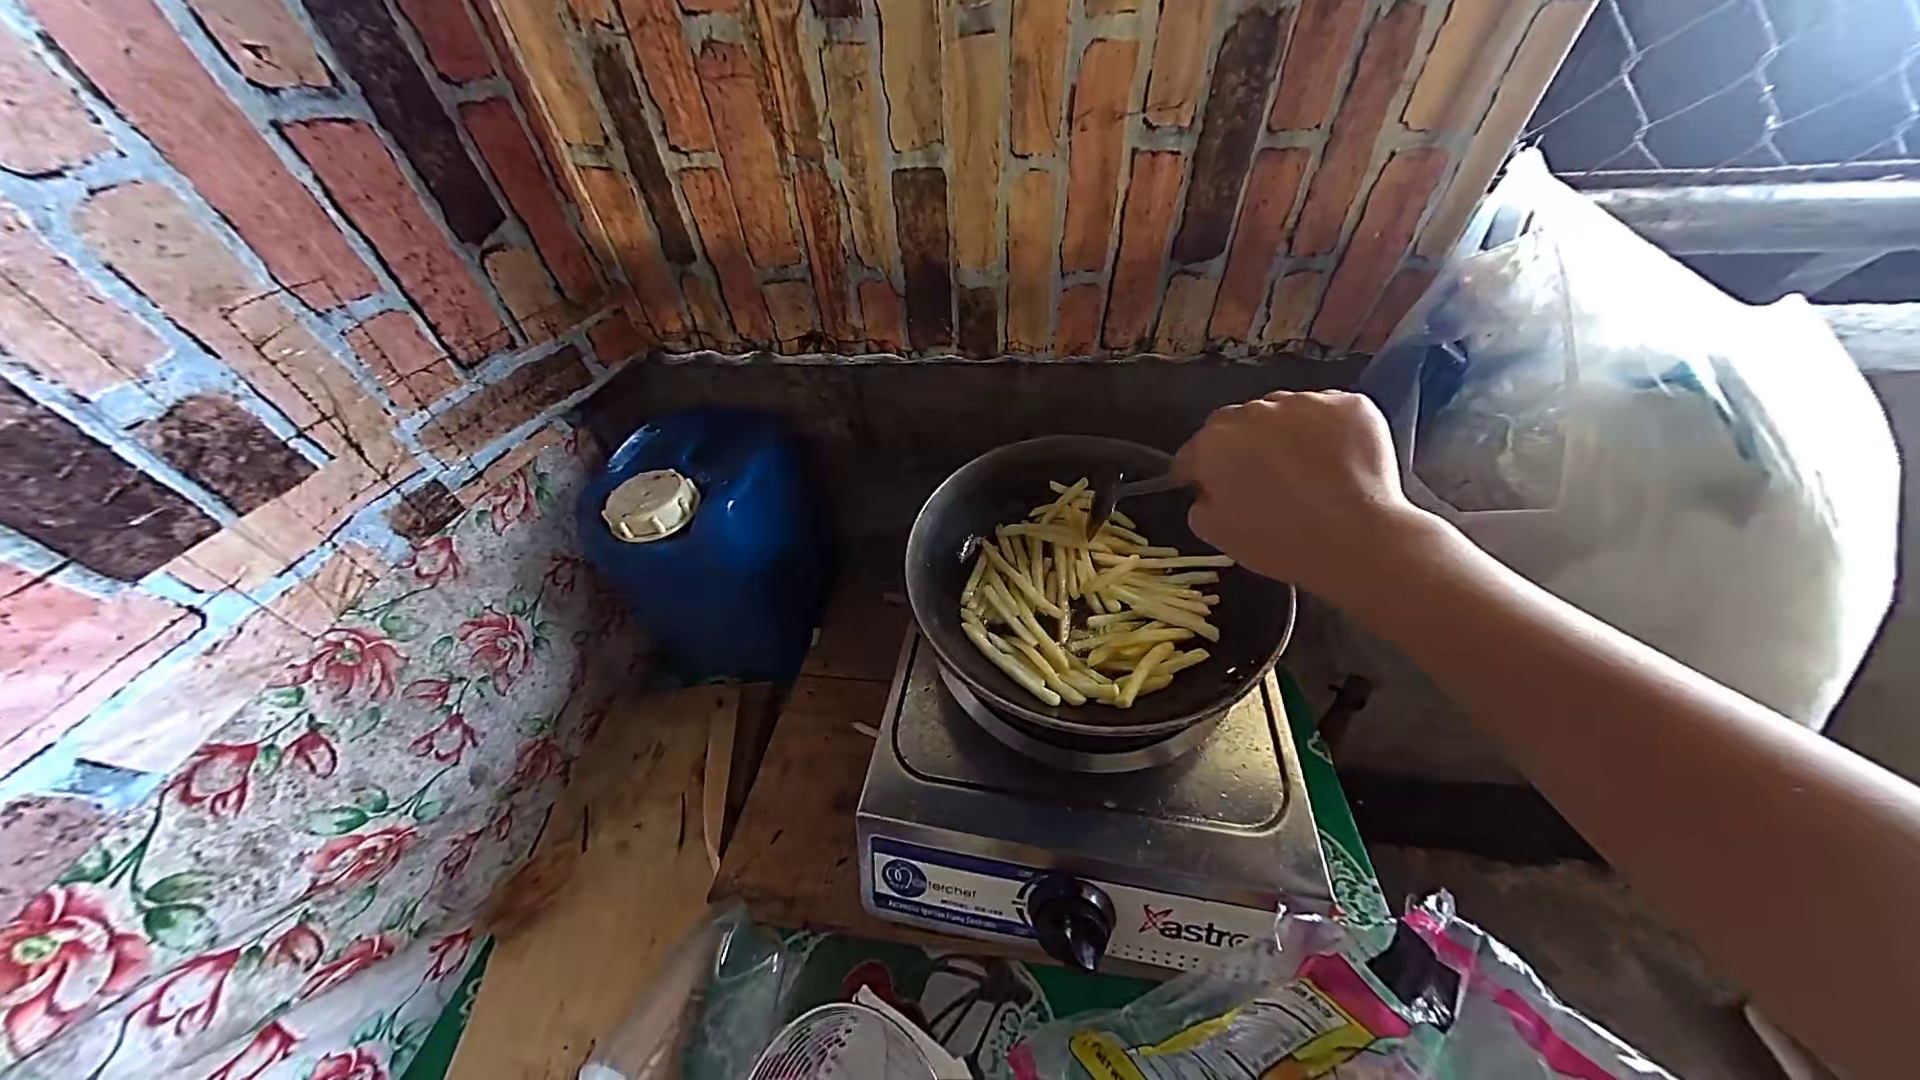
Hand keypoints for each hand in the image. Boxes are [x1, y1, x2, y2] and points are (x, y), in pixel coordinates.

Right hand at [1171, 390, 1433, 602]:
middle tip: (1257, 477)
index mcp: (1212, 444)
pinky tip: (1332, 460)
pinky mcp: (1346, 404)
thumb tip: (1208, 490)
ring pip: (1280, 412)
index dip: (1195, 472)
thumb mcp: (1214, 532)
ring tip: (1301, 468)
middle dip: (1238, 446)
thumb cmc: (1279, 541)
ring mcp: (1302, 403)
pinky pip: (1325, 411)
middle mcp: (1252, 413)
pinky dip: (1325, 430)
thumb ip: (1200, 501)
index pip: (1192, 452)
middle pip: (1234, 424)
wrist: (1355, 540)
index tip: (1204, 484)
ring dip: (1281, 433)